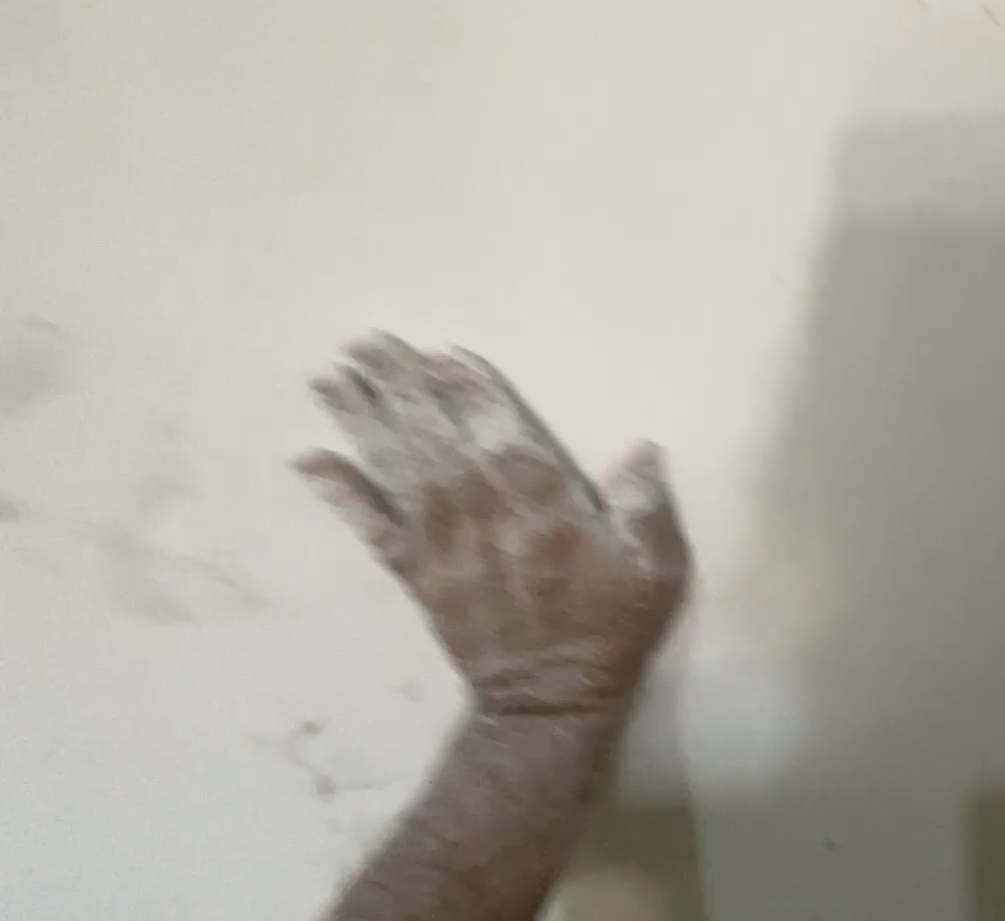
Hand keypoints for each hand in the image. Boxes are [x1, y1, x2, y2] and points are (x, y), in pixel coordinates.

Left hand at [295, 333, 689, 717]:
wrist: (551, 699)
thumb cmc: (613, 626)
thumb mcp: (659, 570)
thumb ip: (647, 509)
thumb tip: (640, 449)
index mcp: (548, 513)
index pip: (504, 440)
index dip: (473, 396)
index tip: (440, 354)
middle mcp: (487, 521)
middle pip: (440, 444)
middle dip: (404, 390)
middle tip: (368, 342)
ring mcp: (445, 550)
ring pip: (400, 474)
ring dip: (365, 423)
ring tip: (334, 376)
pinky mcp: (419, 577)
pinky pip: (373, 531)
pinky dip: (340, 495)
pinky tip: (309, 460)